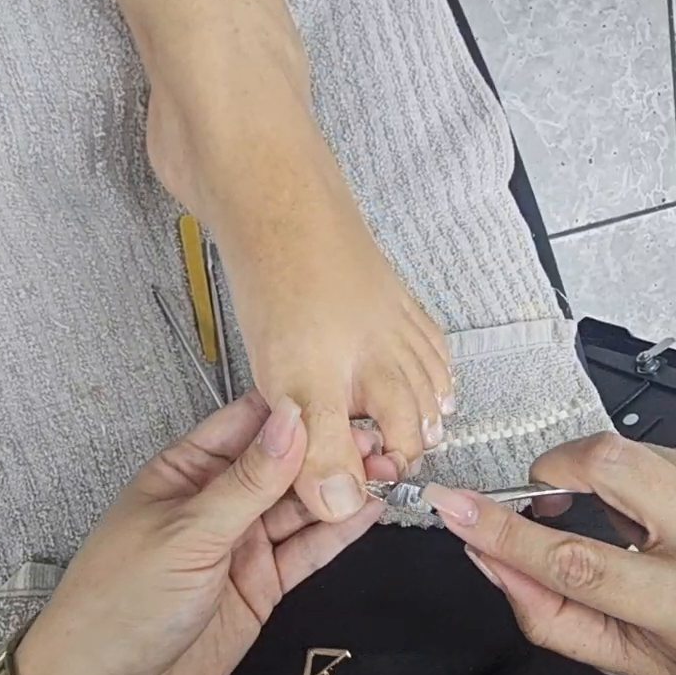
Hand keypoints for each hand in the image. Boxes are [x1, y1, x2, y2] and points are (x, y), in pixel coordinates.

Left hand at [12, 394, 386, 674]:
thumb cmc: (126, 597)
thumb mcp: (188, 532)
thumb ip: (247, 481)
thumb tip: (293, 419)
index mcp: (187, 469)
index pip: (247, 424)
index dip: (295, 408)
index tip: (345, 393)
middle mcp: (220, 498)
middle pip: (283, 465)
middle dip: (328, 450)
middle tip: (382, 438)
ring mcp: (244, 541)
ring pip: (300, 505)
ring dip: (340, 488)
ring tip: (391, 467)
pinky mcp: (263, 582)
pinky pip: (306, 549)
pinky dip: (338, 531)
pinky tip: (370, 509)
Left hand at [147, 86, 453, 524]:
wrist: (258, 168)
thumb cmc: (279, 267)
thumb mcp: (295, 376)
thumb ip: (320, 444)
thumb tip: (346, 507)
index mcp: (381, 365)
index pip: (407, 435)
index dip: (388, 468)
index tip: (356, 491)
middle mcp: (388, 335)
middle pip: (417, 397)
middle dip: (402, 435)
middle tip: (377, 462)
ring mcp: (372, 298)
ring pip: (407, 358)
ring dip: (404, 394)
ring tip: (400, 421)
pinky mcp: (344, 271)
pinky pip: (385, 320)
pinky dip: (390, 346)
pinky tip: (375, 347)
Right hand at [422, 433, 675, 674]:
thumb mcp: (632, 666)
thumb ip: (550, 614)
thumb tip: (487, 555)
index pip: (578, 562)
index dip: (504, 531)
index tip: (453, 505)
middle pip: (609, 464)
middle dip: (555, 470)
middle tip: (549, 499)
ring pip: (627, 450)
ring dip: (602, 481)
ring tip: (629, 526)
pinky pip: (660, 450)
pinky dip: (641, 478)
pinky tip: (667, 515)